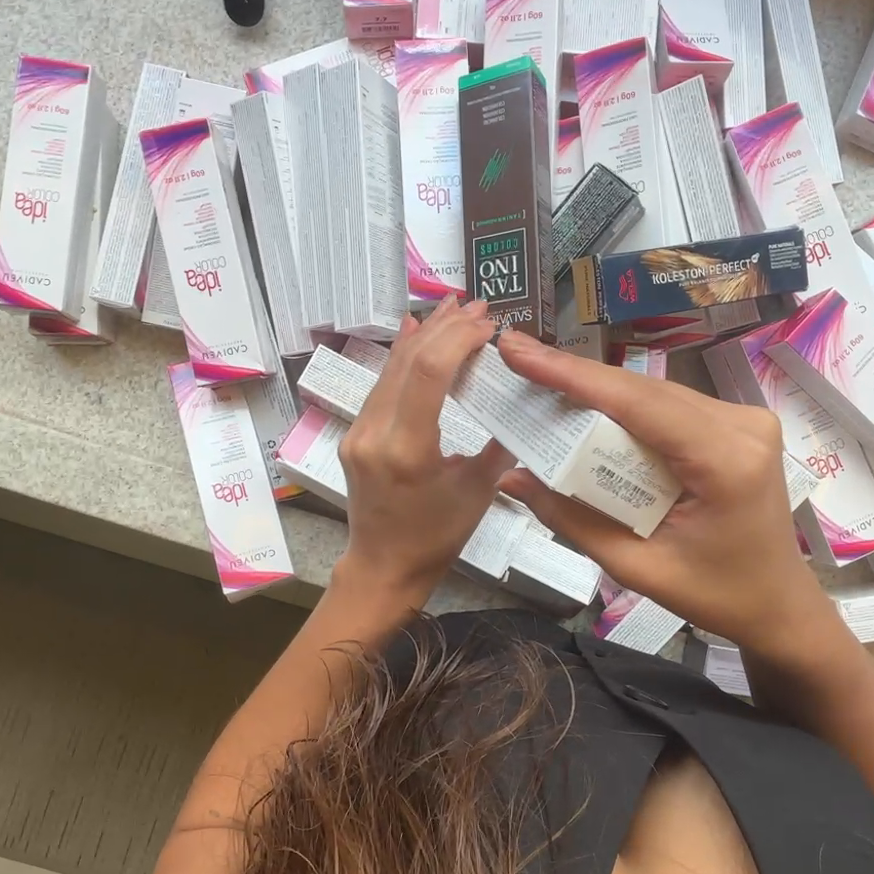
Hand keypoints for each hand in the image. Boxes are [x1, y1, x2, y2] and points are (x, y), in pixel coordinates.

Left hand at [337, 299, 517, 606]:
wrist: (383, 567)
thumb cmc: (437, 537)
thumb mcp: (479, 490)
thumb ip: (499, 442)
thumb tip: (519, 398)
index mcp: (408, 450)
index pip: (429, 373)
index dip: (458, 339)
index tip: (488, 324)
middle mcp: (375, 433)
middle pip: (408, 362)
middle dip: (444, 328)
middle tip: (478, 306)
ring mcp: (358, 432)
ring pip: (391, 369)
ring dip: (423, 336)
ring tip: (452, 308)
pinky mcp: (354, 433)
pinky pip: (380, 386)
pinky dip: (403, 358)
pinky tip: (415, 332)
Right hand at [494, 330, 820, 645]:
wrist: (778, 604)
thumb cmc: (715, 595)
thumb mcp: (636, 567)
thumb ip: (571, 519)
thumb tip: (511, 477)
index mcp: (725, 462)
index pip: (636, 404)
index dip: (571, 375)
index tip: (517, 350)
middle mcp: (742, 426)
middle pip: (642, 391)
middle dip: (573, 376)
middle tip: (513, 357)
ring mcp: (746, 419)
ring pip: (653, 393)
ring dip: (595, 388)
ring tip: (537, 375)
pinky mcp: (739, 424)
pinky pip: (668, 406)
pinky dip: (622, 405)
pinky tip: (584, 401)